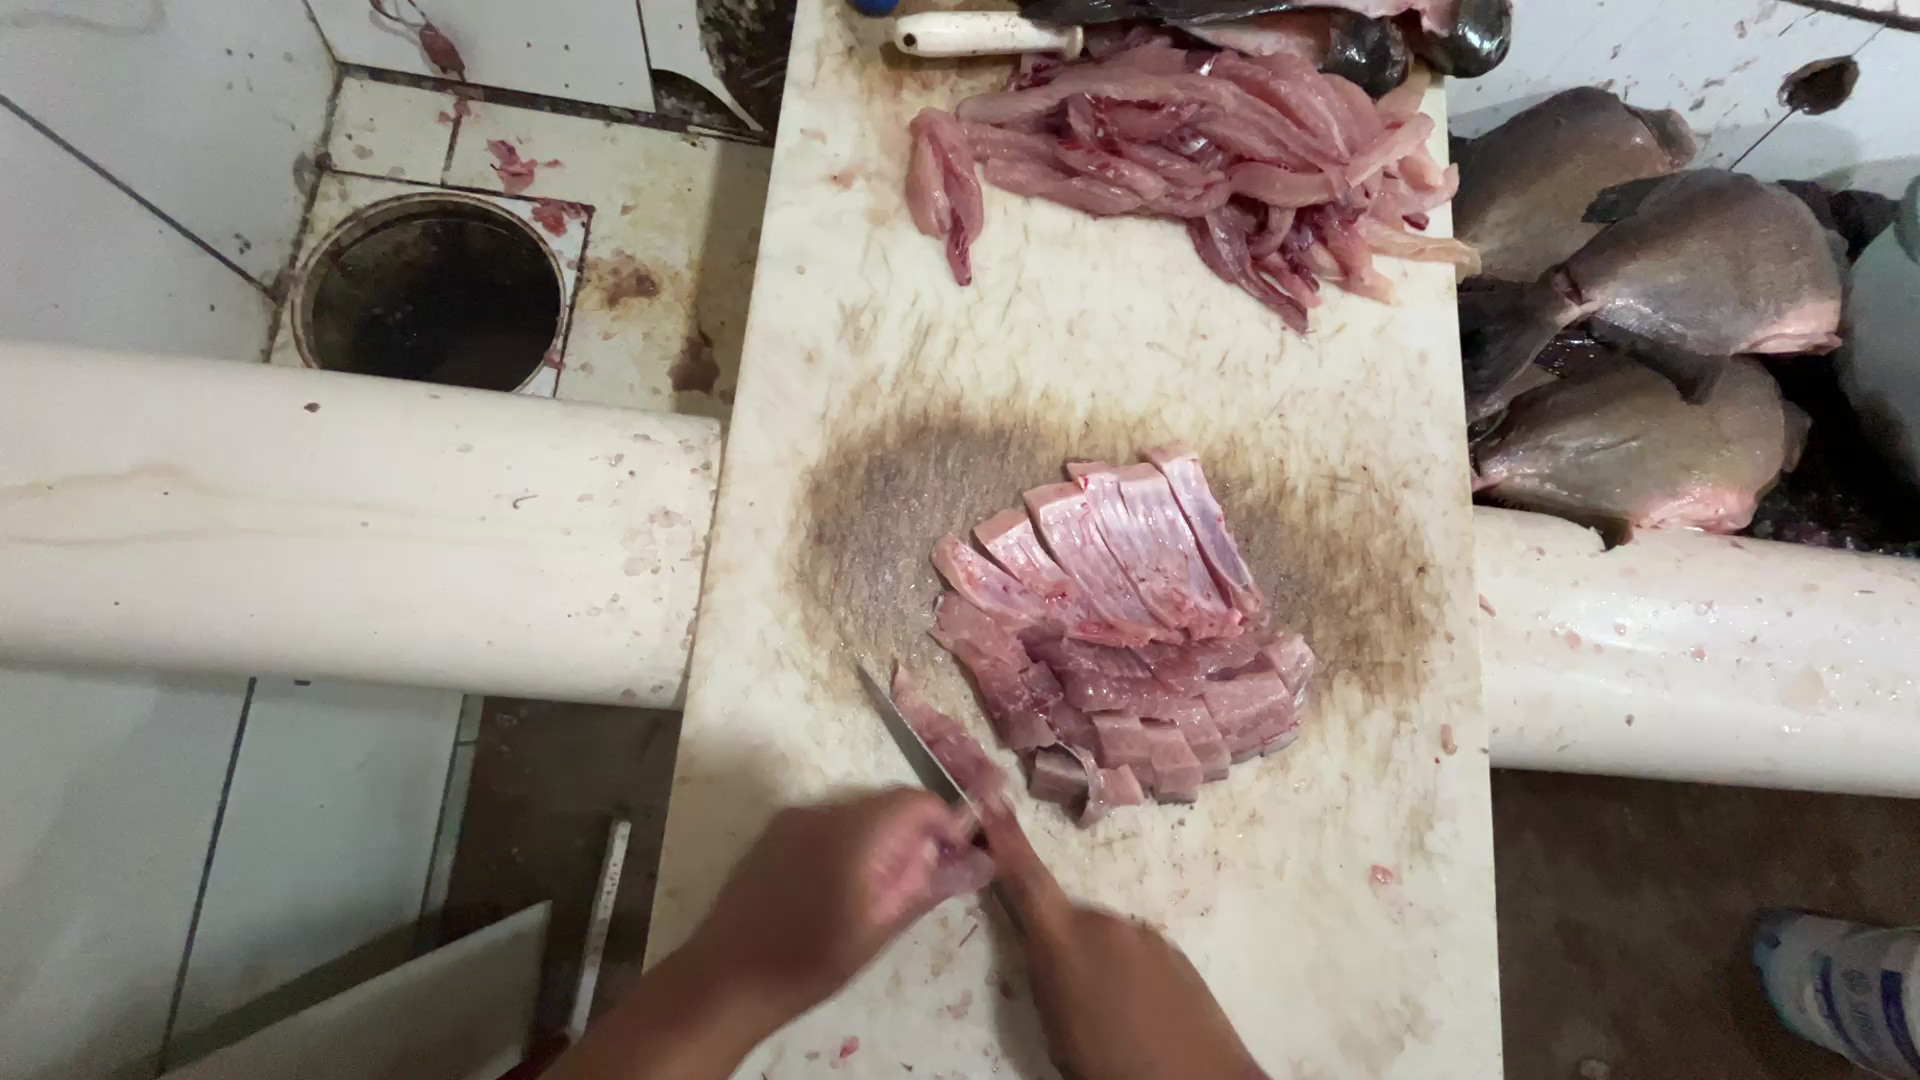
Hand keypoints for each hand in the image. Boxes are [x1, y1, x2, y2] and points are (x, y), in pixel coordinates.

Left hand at [683, 787, 993, 1023]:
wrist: (725, 978)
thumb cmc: (811, 960)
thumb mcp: (879, 929)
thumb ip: (927, 883)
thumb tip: (977, 859)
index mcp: (856, 831)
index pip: (917, 801)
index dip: (945, 821)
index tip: (956, 855)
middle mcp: (826, 810)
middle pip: (888, 802)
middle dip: (913, 830)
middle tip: (922, 876)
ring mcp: (796, 816)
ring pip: (858, 810)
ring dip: (881, 835)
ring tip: (878, 886)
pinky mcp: (775, 829)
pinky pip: (828, 820)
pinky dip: (849, 838)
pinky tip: (839, 882)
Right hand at [980, 807, 1268, 1079]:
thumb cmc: (1111, 1068)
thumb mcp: (1056, 1032)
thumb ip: (1043, 976)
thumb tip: (1038, 946)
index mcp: (1064, 940)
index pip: (1026, 878)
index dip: (1006, 839)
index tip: (992, 801)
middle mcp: (1103, 922)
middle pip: (1069, 920)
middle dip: (1065, 947)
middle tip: (1073, 999)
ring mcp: (1142, 933)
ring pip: (1105, 940)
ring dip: (1101, 966)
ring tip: (1114, 1018)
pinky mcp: (1173, 949)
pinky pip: (1137, 955)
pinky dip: (1132, 977)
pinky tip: (1143, 1017)